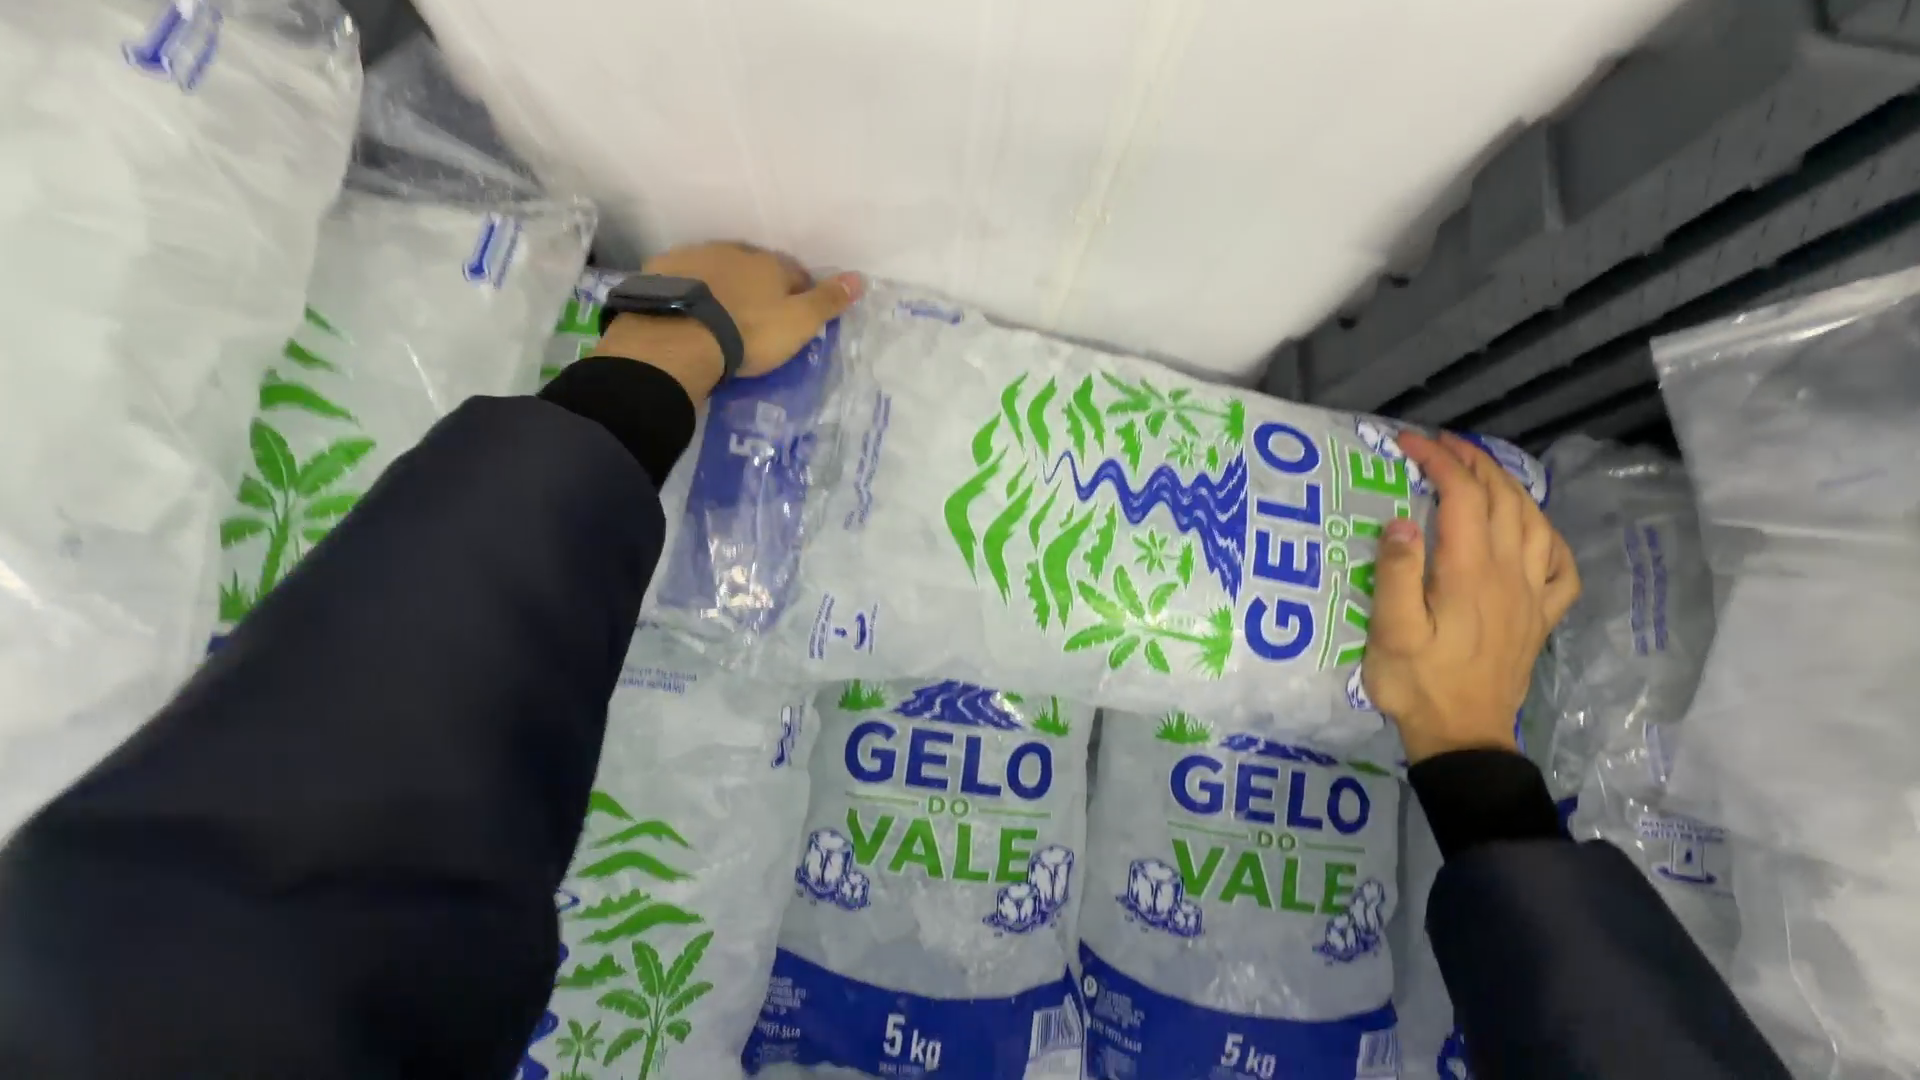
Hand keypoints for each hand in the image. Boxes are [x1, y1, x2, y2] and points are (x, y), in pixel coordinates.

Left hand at [595, 242, 862, 400]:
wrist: (680, 338)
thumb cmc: (749, 333)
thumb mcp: (798, 323)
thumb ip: (828, 300)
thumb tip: (860, 277)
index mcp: (770, 263)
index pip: (795, 272)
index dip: (800, 292)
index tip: (797, 313)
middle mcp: (733, 251)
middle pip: (754, 266)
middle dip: (759, 285)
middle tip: (758, 315)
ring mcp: (694, 257)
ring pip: (717, 267)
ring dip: (723, 284)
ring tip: (722, 314)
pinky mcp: (662, 272)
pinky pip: (683, 277)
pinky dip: (691, 290)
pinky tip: (690, 310)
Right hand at [1360, 431, 1580, 763]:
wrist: (1462, 735)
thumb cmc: (1417, 683)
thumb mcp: (1391, 633)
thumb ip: (1397, 575)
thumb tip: (1402, 521)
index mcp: (1469, 572)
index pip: (1461, 497)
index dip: (1438, 461)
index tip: (1407, 443)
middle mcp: (1509, 574)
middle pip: (1502, 499)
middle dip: (1473, 461)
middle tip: (1440, 445)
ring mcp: (1531, 595)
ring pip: (1533, 522)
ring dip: (1508, 487)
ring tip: (1480, 470)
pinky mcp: (1540, 616)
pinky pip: (1560, 565)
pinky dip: (1548, 534)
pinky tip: (1531, 530)